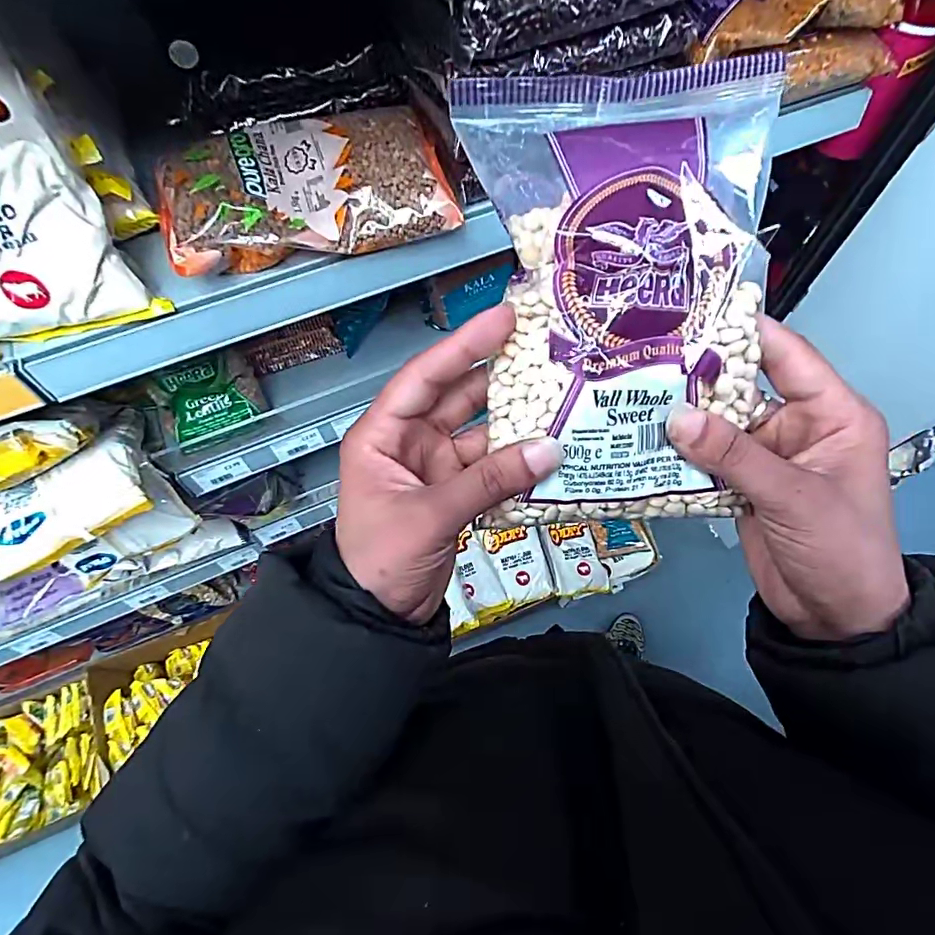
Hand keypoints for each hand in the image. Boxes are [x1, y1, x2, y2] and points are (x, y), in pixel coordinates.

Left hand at [336, 305, 562, 622]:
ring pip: (481, 434)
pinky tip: (547, 452)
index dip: (463, 345)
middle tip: (542, 350)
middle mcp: (409, 444)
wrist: (376, 615)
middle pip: (457, 397)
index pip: (425, 377)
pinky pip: (491, 468)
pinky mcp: (455, 494)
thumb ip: (489, 482)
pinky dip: (516, 463)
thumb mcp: (430, 515)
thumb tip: (546, 449)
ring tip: (558, 400)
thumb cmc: (377, 562)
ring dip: (515, 423)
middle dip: (498, 376)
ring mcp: (435, 468)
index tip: (501, 319)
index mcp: (382, 435)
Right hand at [666, 318, 907, 640]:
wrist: (836, 618)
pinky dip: (681, 458)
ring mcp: (767, 459)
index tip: (699, 314)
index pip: (788, 356)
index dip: (747, 332)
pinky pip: (707, 461)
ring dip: (683, 421)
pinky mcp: (743, 487)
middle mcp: (797, 429)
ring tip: (636, 402)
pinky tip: (647, 448)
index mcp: (832, 415)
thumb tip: (677, 419)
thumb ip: (735, 456)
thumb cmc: (844, 552)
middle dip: (699, 379)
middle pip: (742, 389)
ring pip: (718, 427)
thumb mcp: (794, 497)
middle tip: (648, 361)